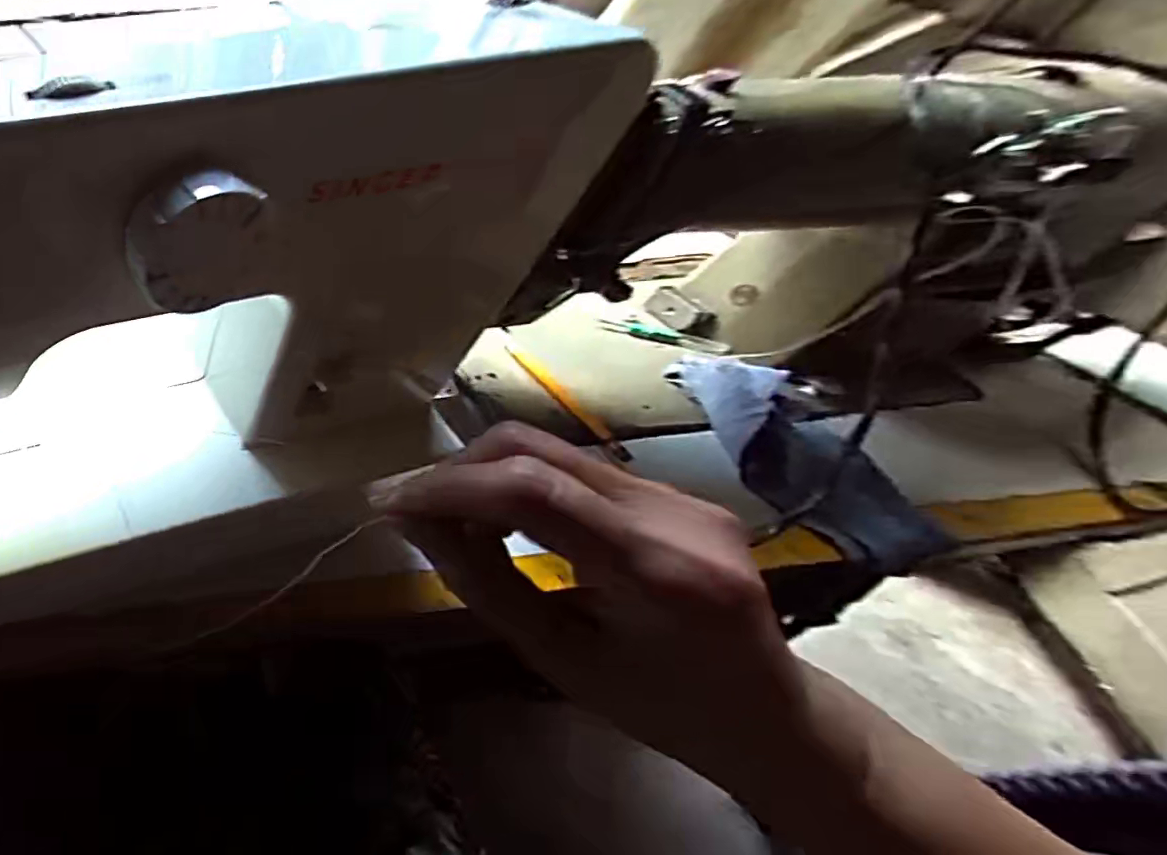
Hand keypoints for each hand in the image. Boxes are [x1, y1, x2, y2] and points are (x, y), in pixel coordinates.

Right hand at [377, 421, 803, 772]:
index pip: (531, 492)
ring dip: (482, 473)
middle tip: (410, 506)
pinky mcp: (668, 487)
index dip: (448, 487)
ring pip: (548, 448)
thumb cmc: (667, 713)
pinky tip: (498, 515)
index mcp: (657, 569)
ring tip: (448, 515)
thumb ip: (485, 585)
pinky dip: (517, 481)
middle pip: (533, 449)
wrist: (776, 717)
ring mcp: (675, 492)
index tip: (390, 502)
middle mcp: (671, 511)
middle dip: (457, 471)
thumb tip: (418, 525)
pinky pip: (570, 465)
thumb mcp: (563, 662)